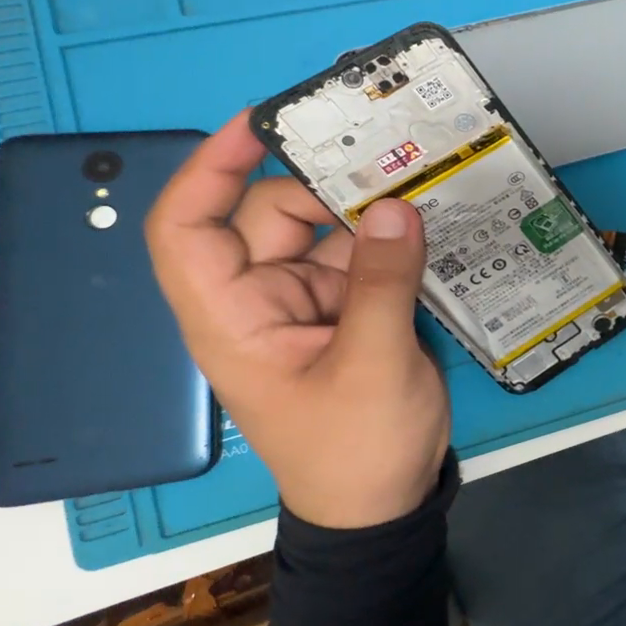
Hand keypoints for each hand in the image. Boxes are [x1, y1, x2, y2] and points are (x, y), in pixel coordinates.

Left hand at [147, 113, 449, 528]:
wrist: (384, 500)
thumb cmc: (356, 445)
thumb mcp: (372, 365)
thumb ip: (381, 283)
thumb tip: (393, 205)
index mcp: (233, 318)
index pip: (189, 230)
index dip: (209, 171)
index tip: (261, 125)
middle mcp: (262, 300)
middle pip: (274, 218)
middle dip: (326, 186)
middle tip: (395, 160)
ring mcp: (310, 304)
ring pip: (329, 233)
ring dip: (372, 211)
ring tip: (428, 184)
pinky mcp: (352, 311)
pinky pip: (367, 258)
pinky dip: (396, 239)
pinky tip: (436, 221)